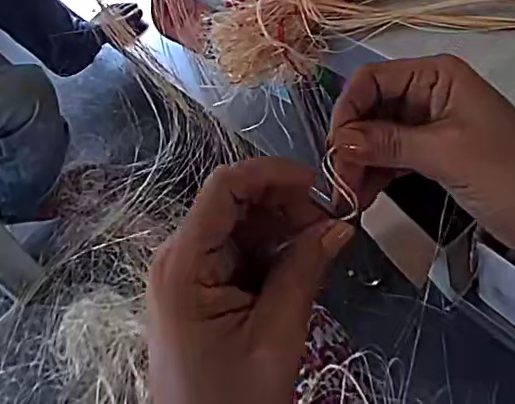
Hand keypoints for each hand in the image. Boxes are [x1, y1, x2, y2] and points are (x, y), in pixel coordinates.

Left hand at [147, 158, 353, 403]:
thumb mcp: (274, 341)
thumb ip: (303, 274)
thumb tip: (337, 225)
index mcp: (183, 261)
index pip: (223, 188)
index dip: (270, 173)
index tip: (318, 183)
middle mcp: (177, 254)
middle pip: (230, 203)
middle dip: (281, 202)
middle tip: (329, 220)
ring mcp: (185, 271)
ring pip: (236, 225)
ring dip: (278, 225)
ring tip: (321, 238)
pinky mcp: (197, 288)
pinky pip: (235, 251)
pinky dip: (268, 249)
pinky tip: (300, 258)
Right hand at [328, 57, 514, 253]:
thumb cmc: (511, 175)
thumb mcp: (445, 154)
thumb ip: (387, 143)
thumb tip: (337, 141)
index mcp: (435, 75)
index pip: (373, 79)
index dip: (348, 108)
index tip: (334, 145)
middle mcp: (428, 92)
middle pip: (371, 108)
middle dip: (351, 142)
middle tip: (336, 179)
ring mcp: (429, 123)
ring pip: (377, 135)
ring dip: (359, 162)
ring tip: (346, 196)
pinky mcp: (433, 152)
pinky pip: (391, 155)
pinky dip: (375, 173)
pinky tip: (361, 195)